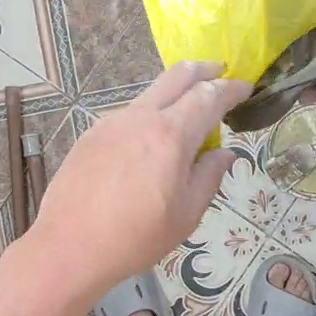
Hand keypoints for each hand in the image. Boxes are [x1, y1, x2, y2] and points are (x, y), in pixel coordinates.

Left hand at [27, 61, 249, 291]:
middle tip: (221, 72)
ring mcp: (111, 122)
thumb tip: (223, 153)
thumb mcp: (187, 215)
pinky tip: (150, 143)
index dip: (231, 88)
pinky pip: (129, 115)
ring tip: (187, 114)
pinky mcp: (92, 135)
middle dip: (204, 70)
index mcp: (170, 135)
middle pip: (177, 76)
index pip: (209, 96)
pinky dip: (149, 116)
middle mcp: (140, 117)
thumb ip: (209, 177)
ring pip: (150, 94)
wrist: (69, 246)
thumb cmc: (135, 237)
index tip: (246, 88)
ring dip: (174, 93)